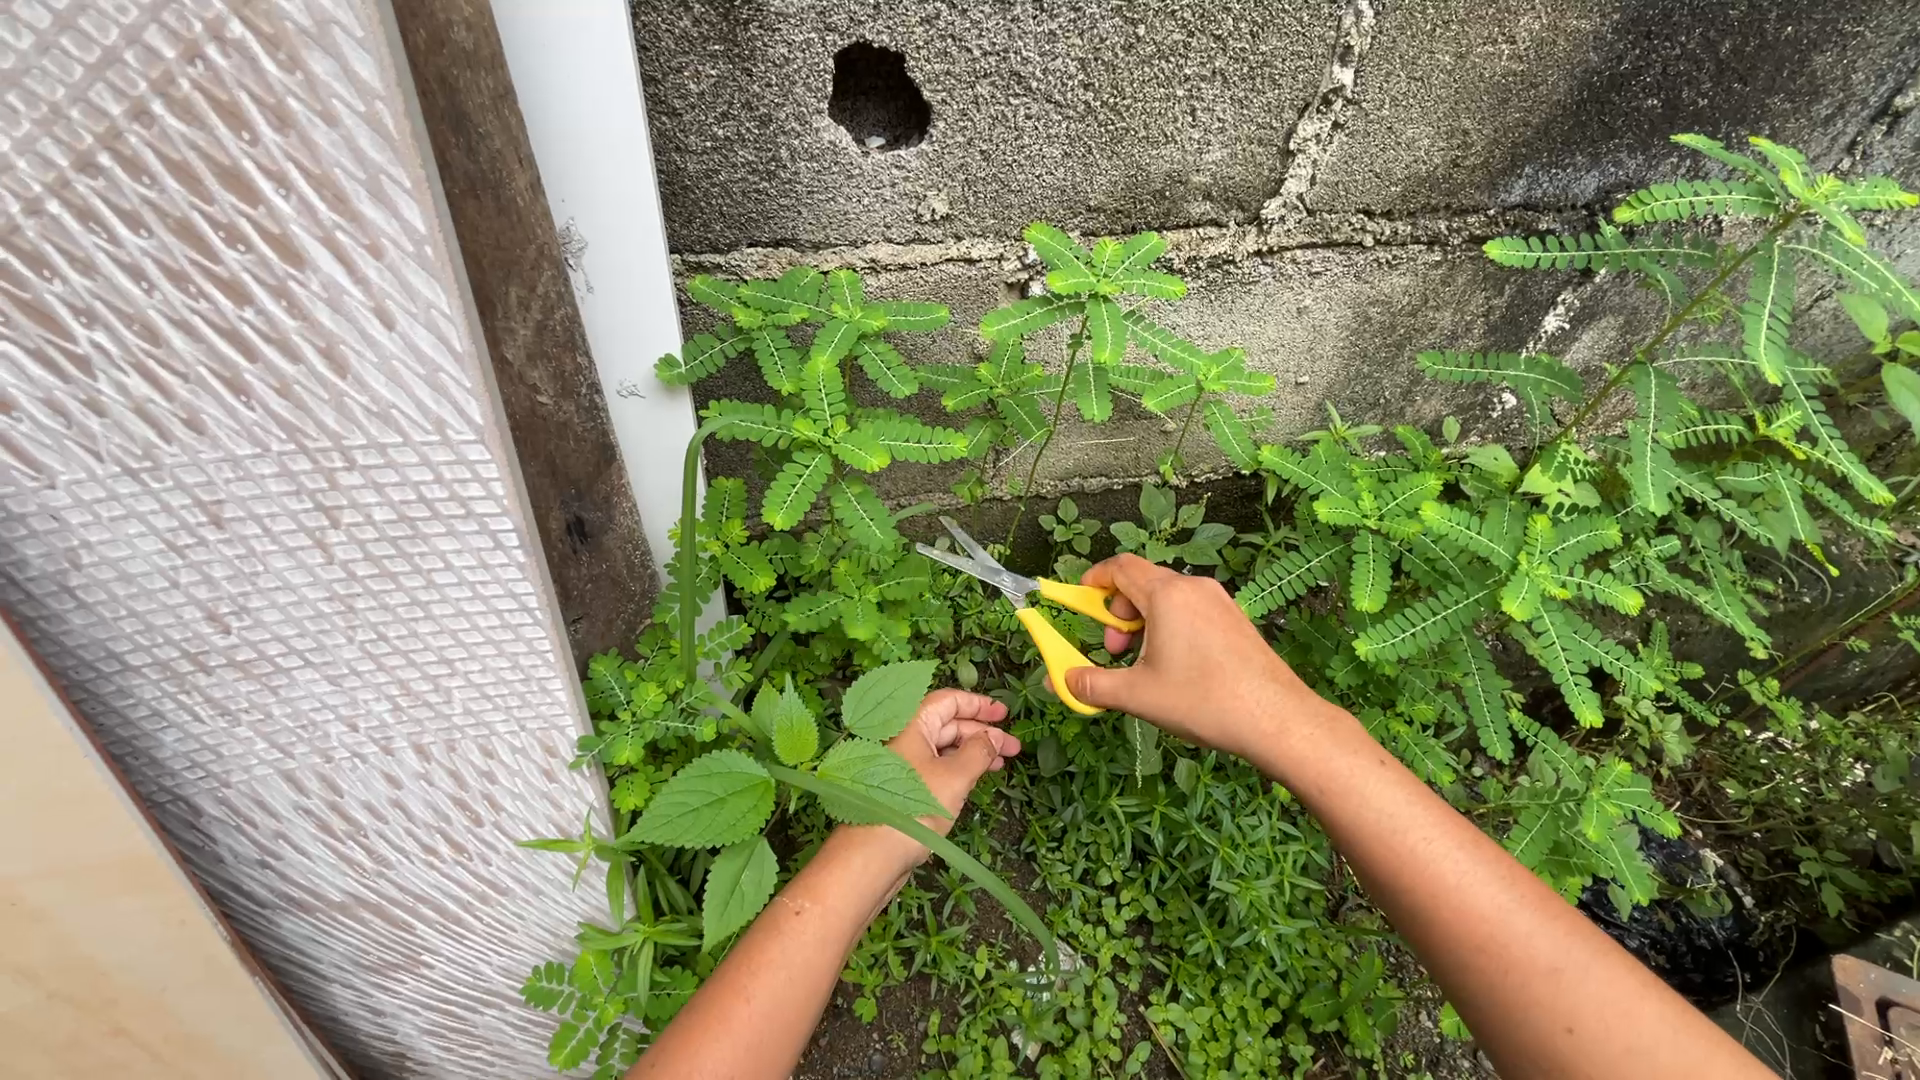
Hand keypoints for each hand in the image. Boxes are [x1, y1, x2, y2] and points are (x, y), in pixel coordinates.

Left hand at [867, 689, 1017, 865]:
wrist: (872, 856)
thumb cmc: (913, 808)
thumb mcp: (955, 777)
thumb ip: (979, 752)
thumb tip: (995, 737)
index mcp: (911, 724)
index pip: (948, 701)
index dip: (978, 704)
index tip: (1004, 713)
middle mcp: (905, 738)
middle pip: (948, 724)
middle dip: (982, 732)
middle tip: (1012, 747)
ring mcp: (903, 763)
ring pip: (944, 748)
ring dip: (974, 752)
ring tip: (1001, 764)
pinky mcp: (904, 788)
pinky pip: (937, 768)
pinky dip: (959, 769)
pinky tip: (976, 779)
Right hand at [1064, 554, 1334, 761]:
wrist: (1278, 720)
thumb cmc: (1203, 701)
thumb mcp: (1137, 694)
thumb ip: (1091, 685)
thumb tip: (1059, 682)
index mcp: (1167, 595)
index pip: (1120, 567)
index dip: (1094, 579)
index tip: (1082, 602)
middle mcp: (1195, 588)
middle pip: (1142, 581)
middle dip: (1118, 611)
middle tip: (1115, 649)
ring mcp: (1221, 602)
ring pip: (1168, 598)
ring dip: (1144, 621)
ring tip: (1143, 662)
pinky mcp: (1236, 620)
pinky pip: (1191, 610)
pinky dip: (1170, 626)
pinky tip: (1176, 666)